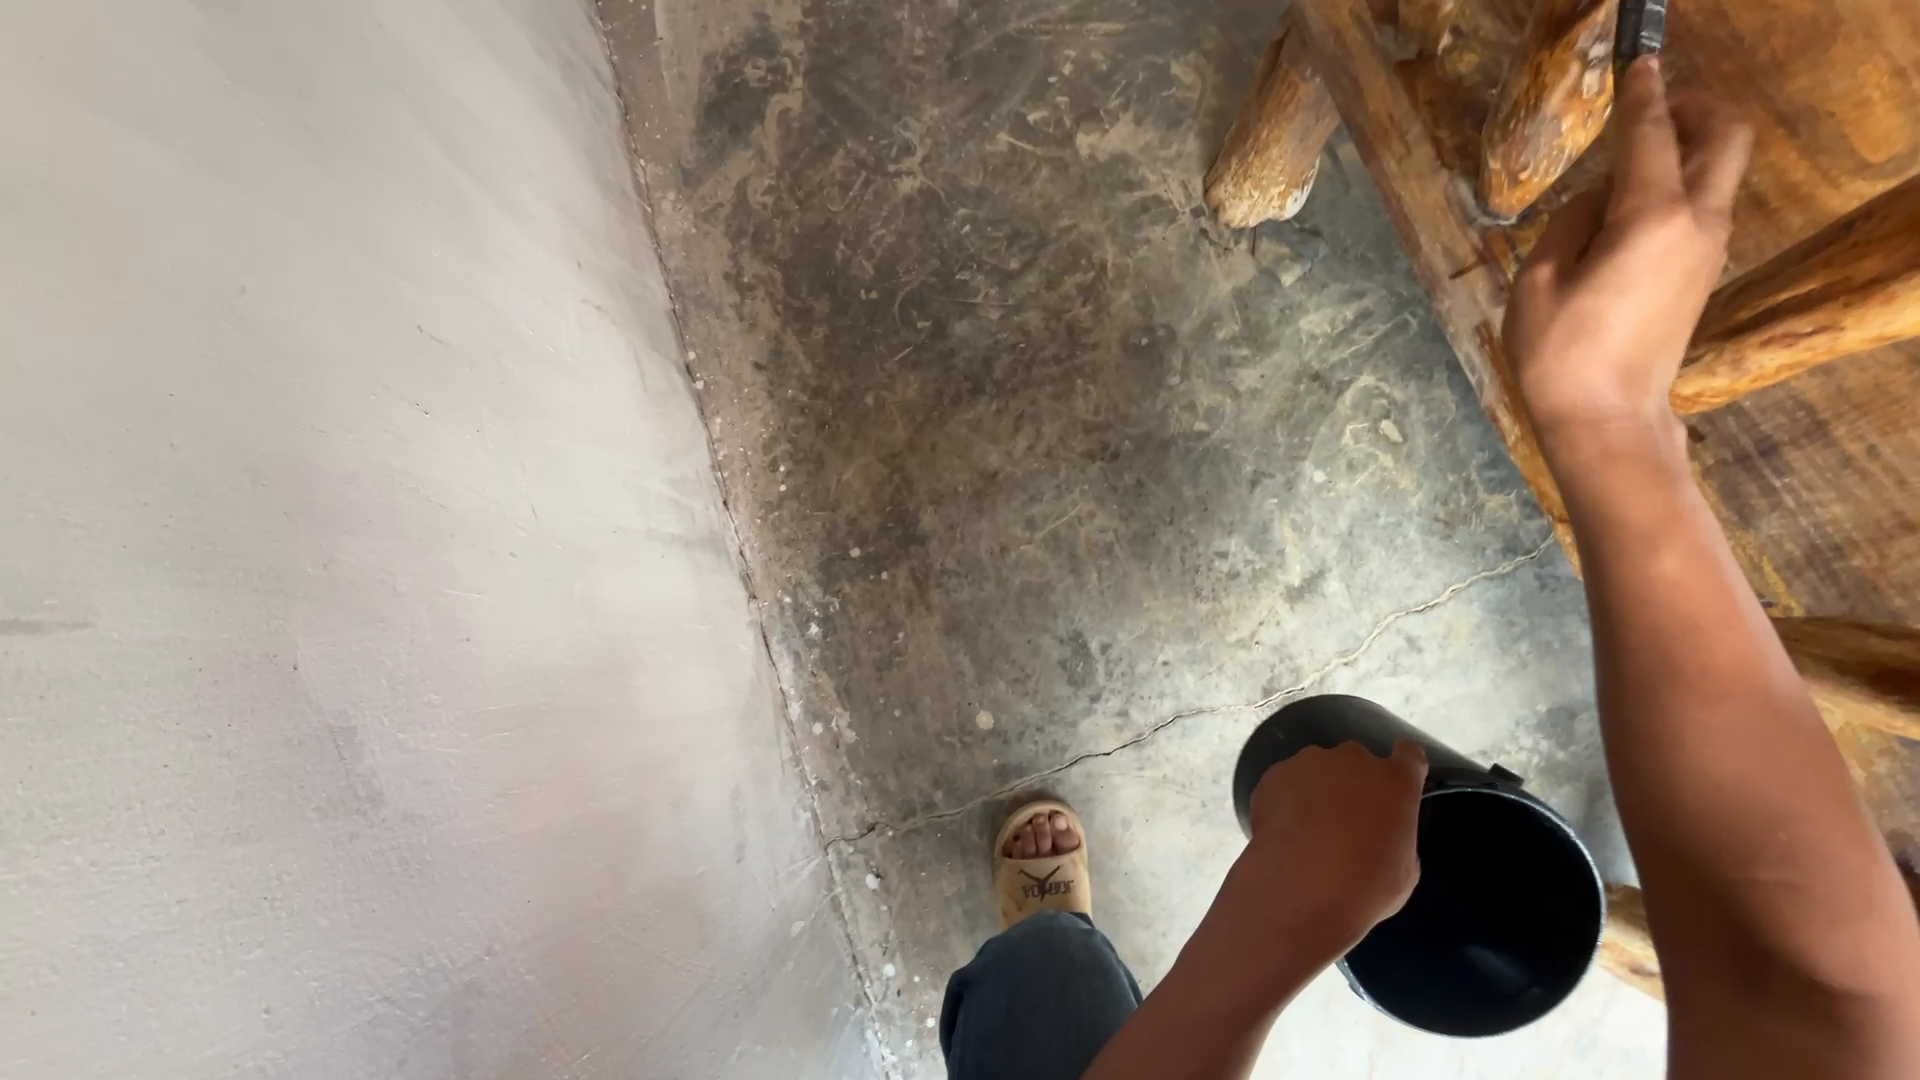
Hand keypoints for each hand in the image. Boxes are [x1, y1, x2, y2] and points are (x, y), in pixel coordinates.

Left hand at [1237, 740, 1427, 947]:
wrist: (1301, 884)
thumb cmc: (1366, 883)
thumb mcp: (1403, 867)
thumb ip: (1395, 833)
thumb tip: (1379, 831)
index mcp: (1393, 780)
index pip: (1408, 754)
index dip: (1403, 765)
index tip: (1395, 781)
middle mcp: (1352, 759)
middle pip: (1357, 761)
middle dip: (1354, 782)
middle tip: (1346, 819)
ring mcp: (1308, 762)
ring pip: (1319, 769)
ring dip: (1319, 788)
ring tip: (1309, 828)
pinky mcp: (1274, 773)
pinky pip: (1288, 781)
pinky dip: (1288, 798)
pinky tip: (1285, 829)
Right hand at [1501, 58, 1752, 449]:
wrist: (1604, 414)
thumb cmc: (1557, 353)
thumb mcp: (1536, 285)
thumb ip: (1566, 227)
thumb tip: (1594, 200)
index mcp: (1649, 220)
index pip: (1651, 139)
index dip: (1643, 98)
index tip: (1642, 64)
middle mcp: (1696, 222)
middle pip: (1725, 138)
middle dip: (1697, 110)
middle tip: (1657, 108)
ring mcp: (1708, 249)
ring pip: (1720, 172)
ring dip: (1690, 150)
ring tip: (1634, 162)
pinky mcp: (1702, 273)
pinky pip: (1705, 207)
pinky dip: (1682, 186)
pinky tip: (1634, 209)